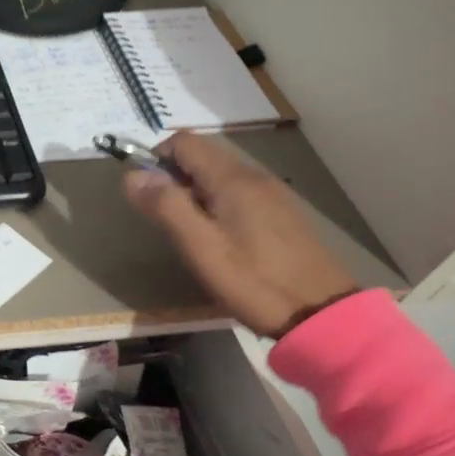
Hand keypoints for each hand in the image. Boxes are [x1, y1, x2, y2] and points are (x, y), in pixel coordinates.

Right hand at [124, 132, 358, 338]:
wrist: (322, 313)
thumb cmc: (254, 280)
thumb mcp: (200, 246)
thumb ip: (166, 206)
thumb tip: (132, 175)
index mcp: (232, 178)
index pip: (184, 141)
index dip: (157, 158)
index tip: (149, 195)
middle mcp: (254, 176)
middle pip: (203, 156)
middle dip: (176, 178)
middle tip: (171, 222)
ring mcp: (274, 194)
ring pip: (221, 176)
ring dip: (197, 193)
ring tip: (195, 235)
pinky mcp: (284, 214)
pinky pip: (240, 193)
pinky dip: (220, 204)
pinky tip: (225, 241)